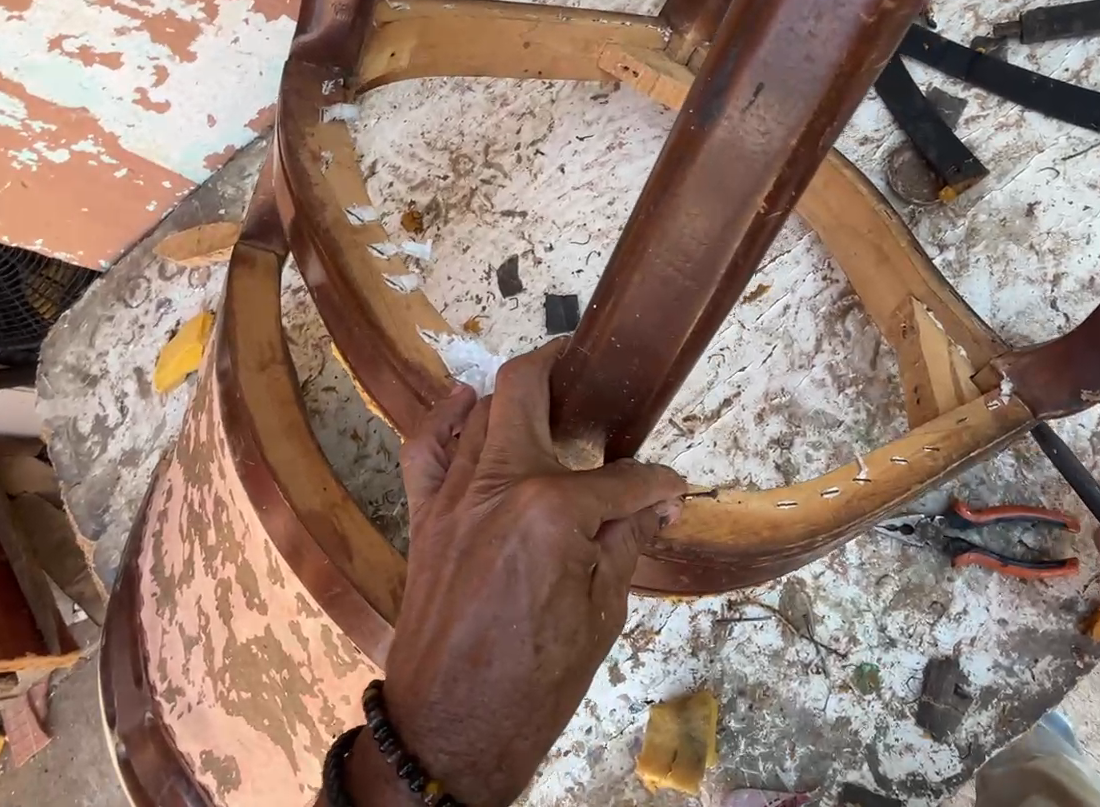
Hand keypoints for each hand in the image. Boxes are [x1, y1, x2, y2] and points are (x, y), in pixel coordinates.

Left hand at [358, 340, 684, 805]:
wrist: (449, 732)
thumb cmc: (538, 680)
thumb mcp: (604, 610)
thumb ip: (629, 537)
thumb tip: (660, 501)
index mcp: (554, 510)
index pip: (624, 479)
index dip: (658, 484)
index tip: (673, 491)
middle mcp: (499, 483)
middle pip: (527, 391)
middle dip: (564, 367)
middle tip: (590, 368)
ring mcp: (454, 495)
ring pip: (480, 409)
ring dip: (517, 391)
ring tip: (550, 388)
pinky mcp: (427, 515)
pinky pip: (426, 449)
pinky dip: (447, 418)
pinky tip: (469, 401)